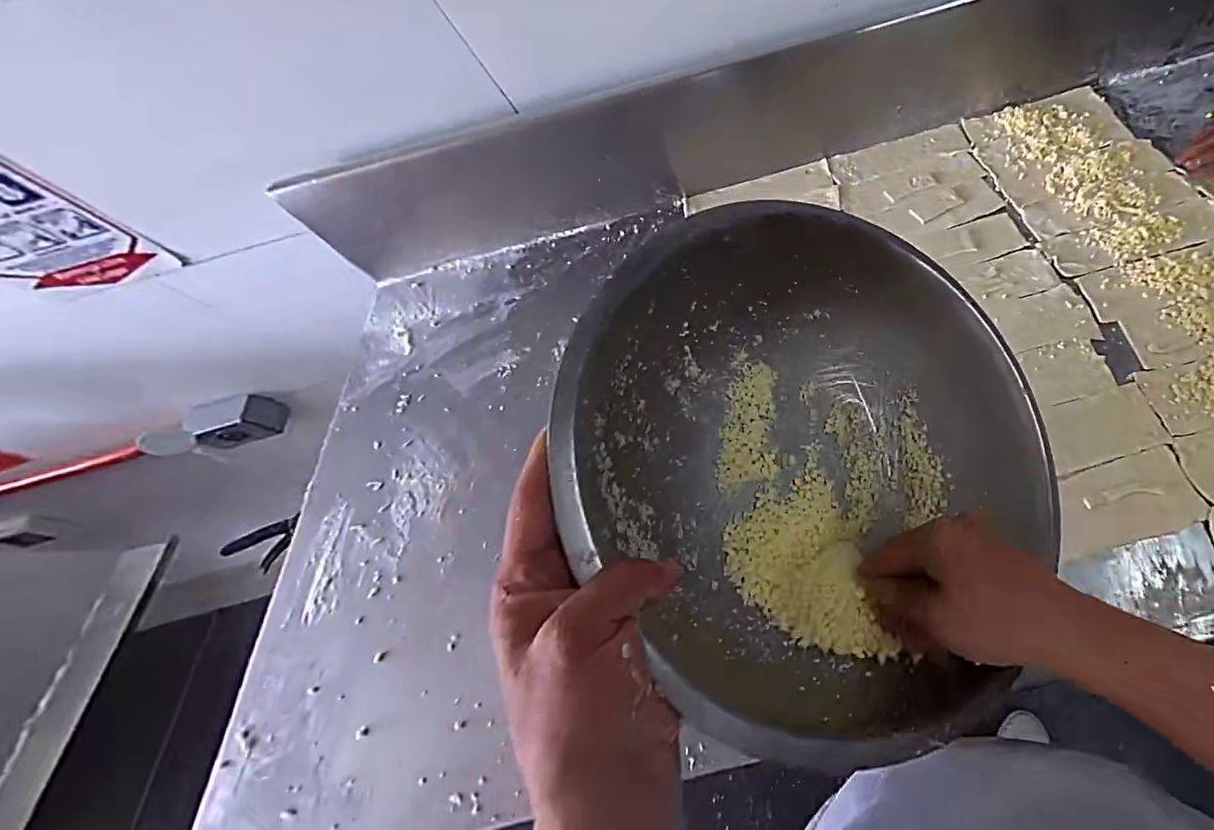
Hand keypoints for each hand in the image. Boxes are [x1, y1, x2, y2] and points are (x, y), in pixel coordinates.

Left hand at [491, 432, 682, 829]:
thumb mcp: (569, 643)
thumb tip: (663, 566)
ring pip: (619, 547)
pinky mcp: (638, 626)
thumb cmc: (570, 727)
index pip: (530, 508)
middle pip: (579, 521)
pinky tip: (689, 529)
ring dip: (639, 518)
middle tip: (634, 437)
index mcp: (523, 590)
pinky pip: (651, 577)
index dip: (544, 462)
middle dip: (601, 482)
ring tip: (667, 472)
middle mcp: (559, 590)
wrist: (614, 801)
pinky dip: (666, 554)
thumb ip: (611, 587)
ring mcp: (600, 608)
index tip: (565, 421)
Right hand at [858, 514, 1063, 665]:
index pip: (889, 553)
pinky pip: (959, 563)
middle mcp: (954, 525)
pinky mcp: (997, 549)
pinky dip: (947, 583)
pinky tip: (949, 611)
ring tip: (922, 622)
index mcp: (935, 535)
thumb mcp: (937, 619)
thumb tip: (878, 590)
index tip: (861, 594)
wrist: (1062, 625)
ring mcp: (979, 534)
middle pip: (913, 554)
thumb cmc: (993, 621)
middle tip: (892, 617)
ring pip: (937, 561)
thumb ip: (900, 602)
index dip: (872, 576)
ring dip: (925, 587)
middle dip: (901, 585)